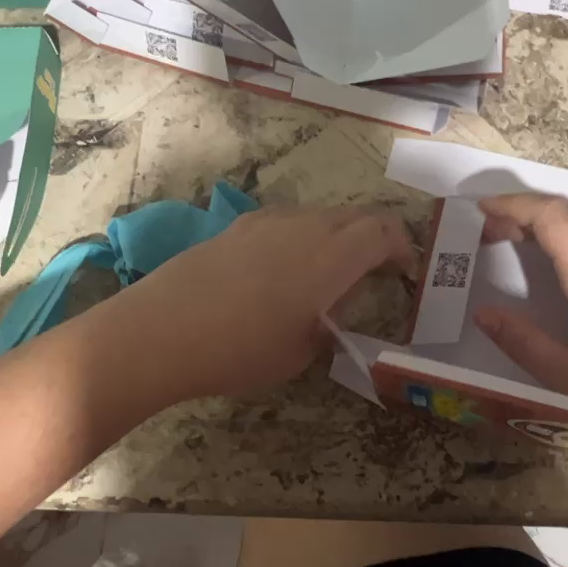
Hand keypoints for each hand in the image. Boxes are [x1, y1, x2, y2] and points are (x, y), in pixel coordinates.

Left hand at [85, 205, 413, 407]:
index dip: (403, 248)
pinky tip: (284, 269)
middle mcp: (306, 226)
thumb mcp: (301, 351)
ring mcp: (268, 221)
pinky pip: (288, 221)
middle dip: (375, 237)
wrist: (161, 330)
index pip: (384, 232)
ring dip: (338, 235)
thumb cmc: (241, 350)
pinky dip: (303, 236)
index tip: (406, 272)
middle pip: (356, 216)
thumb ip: (330, 323)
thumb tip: (335, 308)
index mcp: (332, 256)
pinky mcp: (238, 226)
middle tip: (376, 270)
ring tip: (330, 272)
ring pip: (320, 215)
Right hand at [472, 193, 567, 418]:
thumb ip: (524, 344)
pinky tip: (555, 263)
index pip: (551, 216)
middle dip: (523, 210)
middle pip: (567, 211)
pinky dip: (565, 234)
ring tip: (512, 239)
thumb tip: (483, 313)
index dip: (512, 206)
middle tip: (486, 230)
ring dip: (546, 220)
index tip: (478, 211)